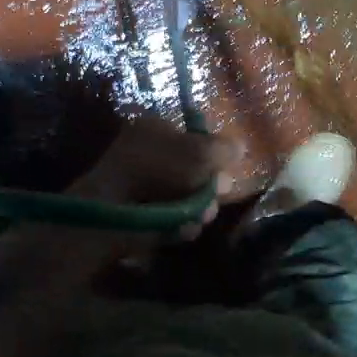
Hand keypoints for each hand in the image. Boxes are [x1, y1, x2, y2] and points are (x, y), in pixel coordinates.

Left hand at [65, 115, 241, 237]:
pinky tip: (185, 228)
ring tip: (203, 214)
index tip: (228, 165)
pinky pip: (169, 218)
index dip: (211, 150)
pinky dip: (180, 224)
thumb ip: (221, 149)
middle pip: (188, 168)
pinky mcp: (139, 216)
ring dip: (199, 206)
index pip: (188, 135)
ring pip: (182, 196)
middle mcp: (145, 154)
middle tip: (221, 192)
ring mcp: (140, 187)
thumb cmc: (158, 170)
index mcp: (153, 129)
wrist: (116, 212)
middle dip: (209, 183)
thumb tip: (240, 146)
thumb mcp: (198, 153)